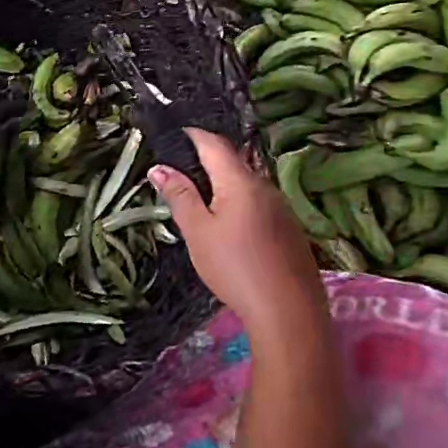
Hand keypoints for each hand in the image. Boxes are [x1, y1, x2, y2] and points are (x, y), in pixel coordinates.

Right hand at [149, 129, 323, 333]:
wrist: (289, 312)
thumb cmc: (235, 267)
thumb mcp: (198, 231)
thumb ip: (179, 196)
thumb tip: (159, 167)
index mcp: (240, 181)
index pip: (213, 143)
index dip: (192, 135)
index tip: (172, 136)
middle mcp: (264, 186)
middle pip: (231, 162)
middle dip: (204, 160)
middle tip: (177, 172)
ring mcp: (281, 207)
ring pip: (245, 184)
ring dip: (221, 184)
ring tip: (197, 201)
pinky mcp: (288, 228)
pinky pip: (258, 202)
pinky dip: (238, 202)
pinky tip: (228, 227)